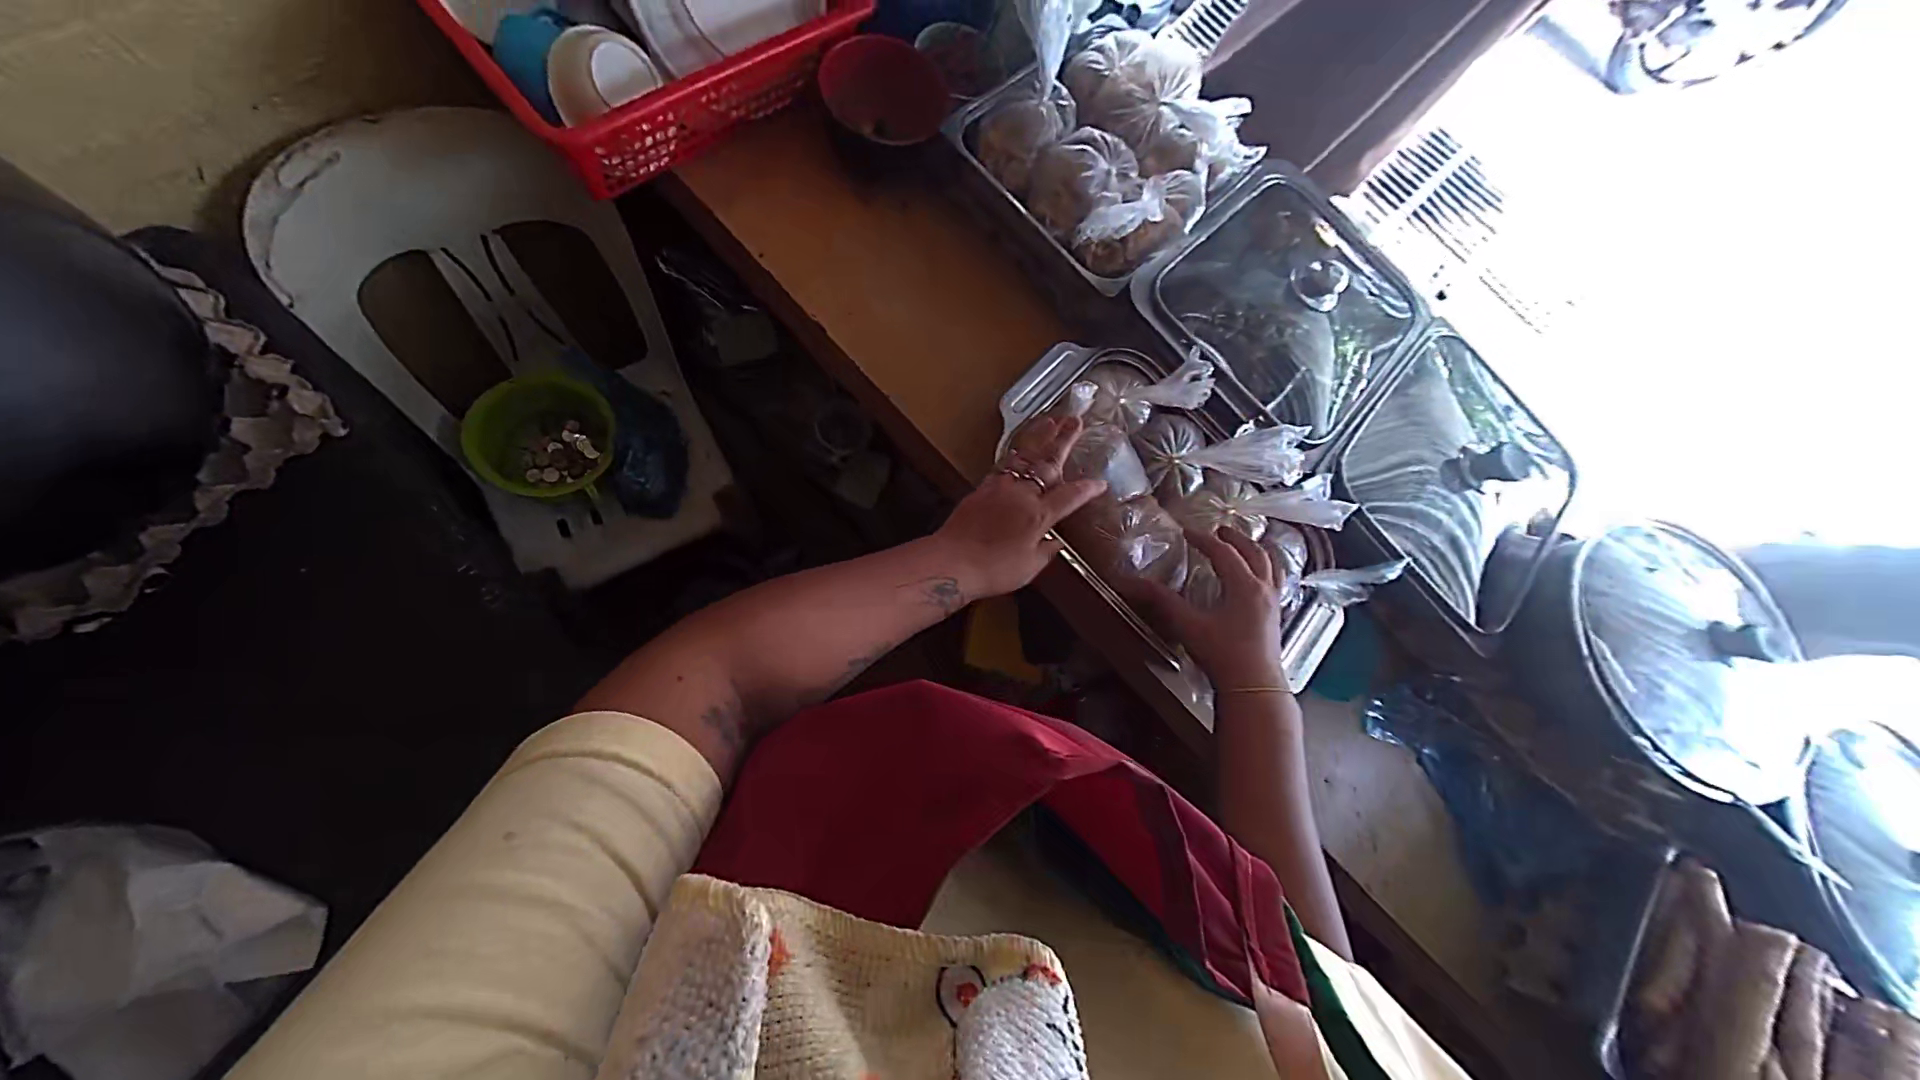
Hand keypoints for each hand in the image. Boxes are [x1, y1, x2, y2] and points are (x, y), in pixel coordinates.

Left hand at [934, 415, 1106, 600]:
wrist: (951, 561)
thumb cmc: (993, 569)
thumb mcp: (1028, 567)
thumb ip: (1045, 551)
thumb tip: (1055, 542)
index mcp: (1040, 515)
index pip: (1071, 496)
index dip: (1088, 489)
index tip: (1100, 483)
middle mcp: (1022, 495)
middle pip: (1048, 462)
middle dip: (1064, 441)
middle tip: (1076, 421)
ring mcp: (1000, 488)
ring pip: (1024, 456)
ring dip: (1039, 437)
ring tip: (1050, 421)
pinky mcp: (982, 489)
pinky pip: (1004, 465)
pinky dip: (1016, 454)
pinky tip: (1019, 450)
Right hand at [1120, 526, 1287, 691]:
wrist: (1254, 687)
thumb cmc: (1222, 654)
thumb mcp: (1187, 625)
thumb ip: (1162, 601)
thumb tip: (1131, 582)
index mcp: (1244, 585)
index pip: (1223, 552)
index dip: (1203, 539)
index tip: (1186, 532)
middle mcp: (1263, 589)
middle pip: (1255, 553)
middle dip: (1236, 539)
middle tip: (1220, 531)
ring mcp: (1274, 604)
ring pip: (1271, 566)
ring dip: (1257, 551)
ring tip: (1245, 546)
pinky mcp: (1276, 618)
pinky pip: (1275, 582)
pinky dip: (1266, 570)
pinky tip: (1257, 580)